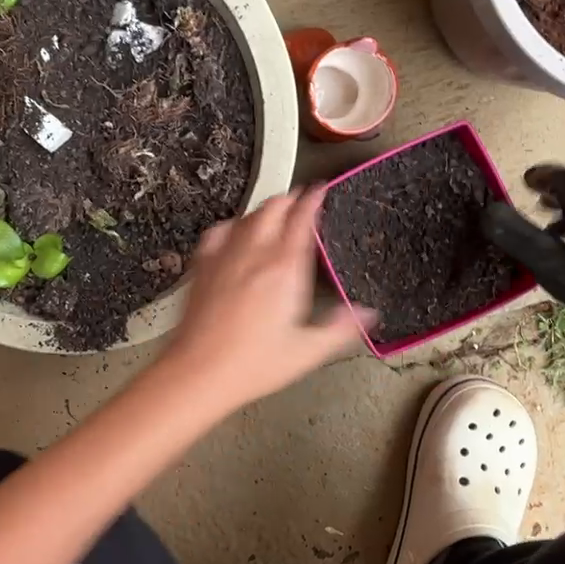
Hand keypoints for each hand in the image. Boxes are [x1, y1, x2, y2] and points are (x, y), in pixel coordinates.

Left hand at [154, 186, 367, 412]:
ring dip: (263, 210)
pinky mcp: (202, 268)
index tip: (320, 191)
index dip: (313, 200)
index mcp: (284, 270)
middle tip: (300, 201)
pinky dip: (231, 226)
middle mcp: (254, 255)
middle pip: (272, 208)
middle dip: (289, 200)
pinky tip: (233, 233)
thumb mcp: (307, 352)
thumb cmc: (250, 364)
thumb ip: (340, 328)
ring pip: (246, 216)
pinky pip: (217, 232)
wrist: (198, 371)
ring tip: (274, 213)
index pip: (302, 219)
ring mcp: (224, 258)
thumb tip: (366, 314)